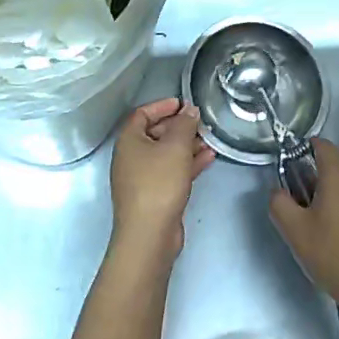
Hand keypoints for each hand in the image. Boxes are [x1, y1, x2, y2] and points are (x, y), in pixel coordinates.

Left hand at [109, 98, 214, 264]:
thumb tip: (189, 110)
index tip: (183, 103)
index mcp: (128, 140)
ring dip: (187, 145)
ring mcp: (141, 178)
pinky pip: (171, 171)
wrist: (149, 235)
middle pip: (155, 133)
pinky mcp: (154, 195)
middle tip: (200, 122)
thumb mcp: (175, 148)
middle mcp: (131, 157)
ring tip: (209, 140)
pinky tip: (208, 159)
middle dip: (178, 126)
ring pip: (166, 154)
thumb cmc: (158, 183)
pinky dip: (187, 163)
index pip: (142, 113)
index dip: (162, 105)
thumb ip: (184, 125)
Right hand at [269, 138, 338, 307]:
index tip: (291, 161)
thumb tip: (277, 191)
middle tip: (296, 200)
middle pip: (334, 167)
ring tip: (313, 223)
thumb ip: (279, 204)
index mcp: (338, 177)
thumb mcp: (295, 231)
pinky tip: (335, 239)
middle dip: (312, 177)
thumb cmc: (334, 254)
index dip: (306, 147)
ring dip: (328, 197)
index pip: (323, 145)